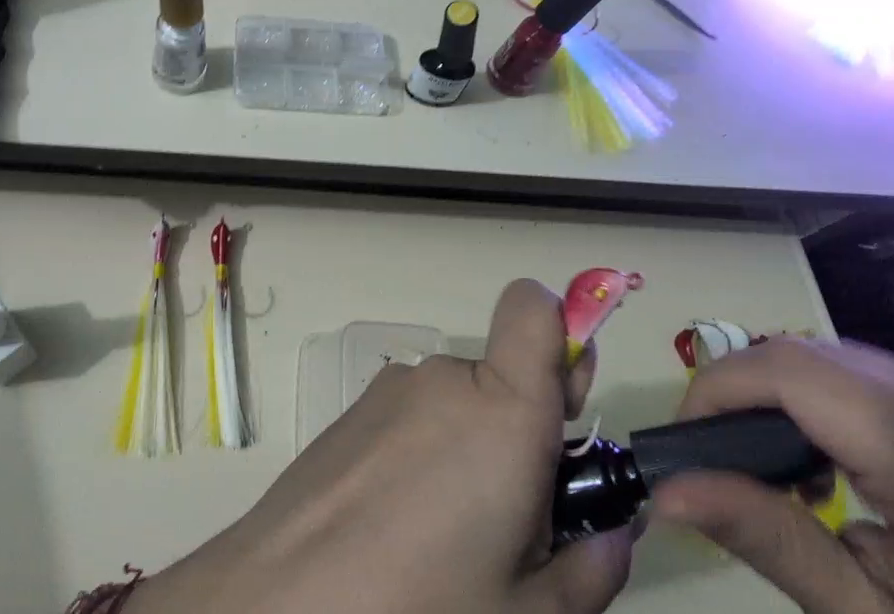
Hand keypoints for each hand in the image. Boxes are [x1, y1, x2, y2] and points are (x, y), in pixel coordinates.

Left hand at [127, 279, 633, 613]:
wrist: (281, 599)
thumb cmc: (423, 601)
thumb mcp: (532, 611)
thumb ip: (591, 568)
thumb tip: (612, 535)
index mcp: (502, 409)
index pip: (535, 309)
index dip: (561, 337)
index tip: (564, 408)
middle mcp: (444, 380)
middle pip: (502, 379)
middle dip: (521, 433)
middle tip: (512, 519)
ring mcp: (388, 392)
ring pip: (456, 405)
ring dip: (468, 450)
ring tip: (447, 534)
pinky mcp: (348, 416)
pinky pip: (410, 420)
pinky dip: (422, 456)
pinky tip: (399, 524)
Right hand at [652, 337, 893, 613]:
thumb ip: (770, 541)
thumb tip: (666, 492)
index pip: (801, 374)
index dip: (720, 386)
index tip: (687, 440)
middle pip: (822, 356)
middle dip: (748, 391)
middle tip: (722, 458)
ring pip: (854, 358)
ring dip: (793, 393)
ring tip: (783, 468)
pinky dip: (842, 402)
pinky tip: (844, 461)